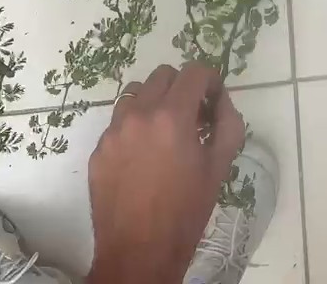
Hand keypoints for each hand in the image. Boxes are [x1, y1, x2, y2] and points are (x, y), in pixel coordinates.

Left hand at [85, 63, 245, 283]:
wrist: (139, 254)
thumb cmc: (186, 211)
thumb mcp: (219, 167)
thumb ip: (228, 123)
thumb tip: (221, 102)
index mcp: (172, 116)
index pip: (194, 72)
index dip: (210, 81)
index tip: (213, 101)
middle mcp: (139, 114)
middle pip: (163, 75)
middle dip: (182, 88)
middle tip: (191, 117)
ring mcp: (114, 131)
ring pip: (136, 93)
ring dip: (154, 102)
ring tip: (163, 132)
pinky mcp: (99, 150)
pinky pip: (118, 122)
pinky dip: (134, 127)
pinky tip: (143, 157)